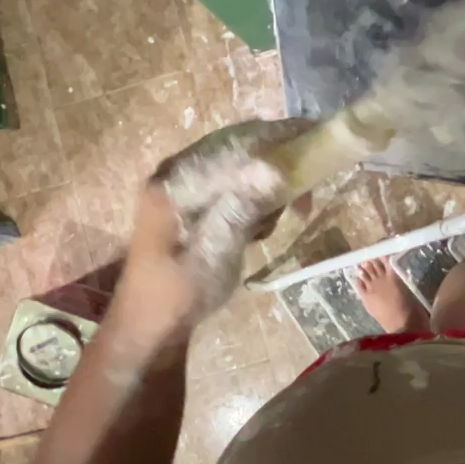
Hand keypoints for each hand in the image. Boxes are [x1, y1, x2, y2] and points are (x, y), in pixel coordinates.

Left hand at [118, 119, 313, 327]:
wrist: (149, 325)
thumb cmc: (177, 295)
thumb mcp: (213, 255)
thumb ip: (240, 208)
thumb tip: (273, 169)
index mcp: (174, 181)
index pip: (232, 145)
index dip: (276, 138)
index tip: (315, 138)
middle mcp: (177, 172)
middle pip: (237, 146)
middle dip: (279, 156)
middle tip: (313, 177)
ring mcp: (184, 185)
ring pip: (239, 162)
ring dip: (272, 178)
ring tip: (295, 208)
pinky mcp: (194, 200)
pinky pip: (234, 182)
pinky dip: (258, 195)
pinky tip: (266, 223)